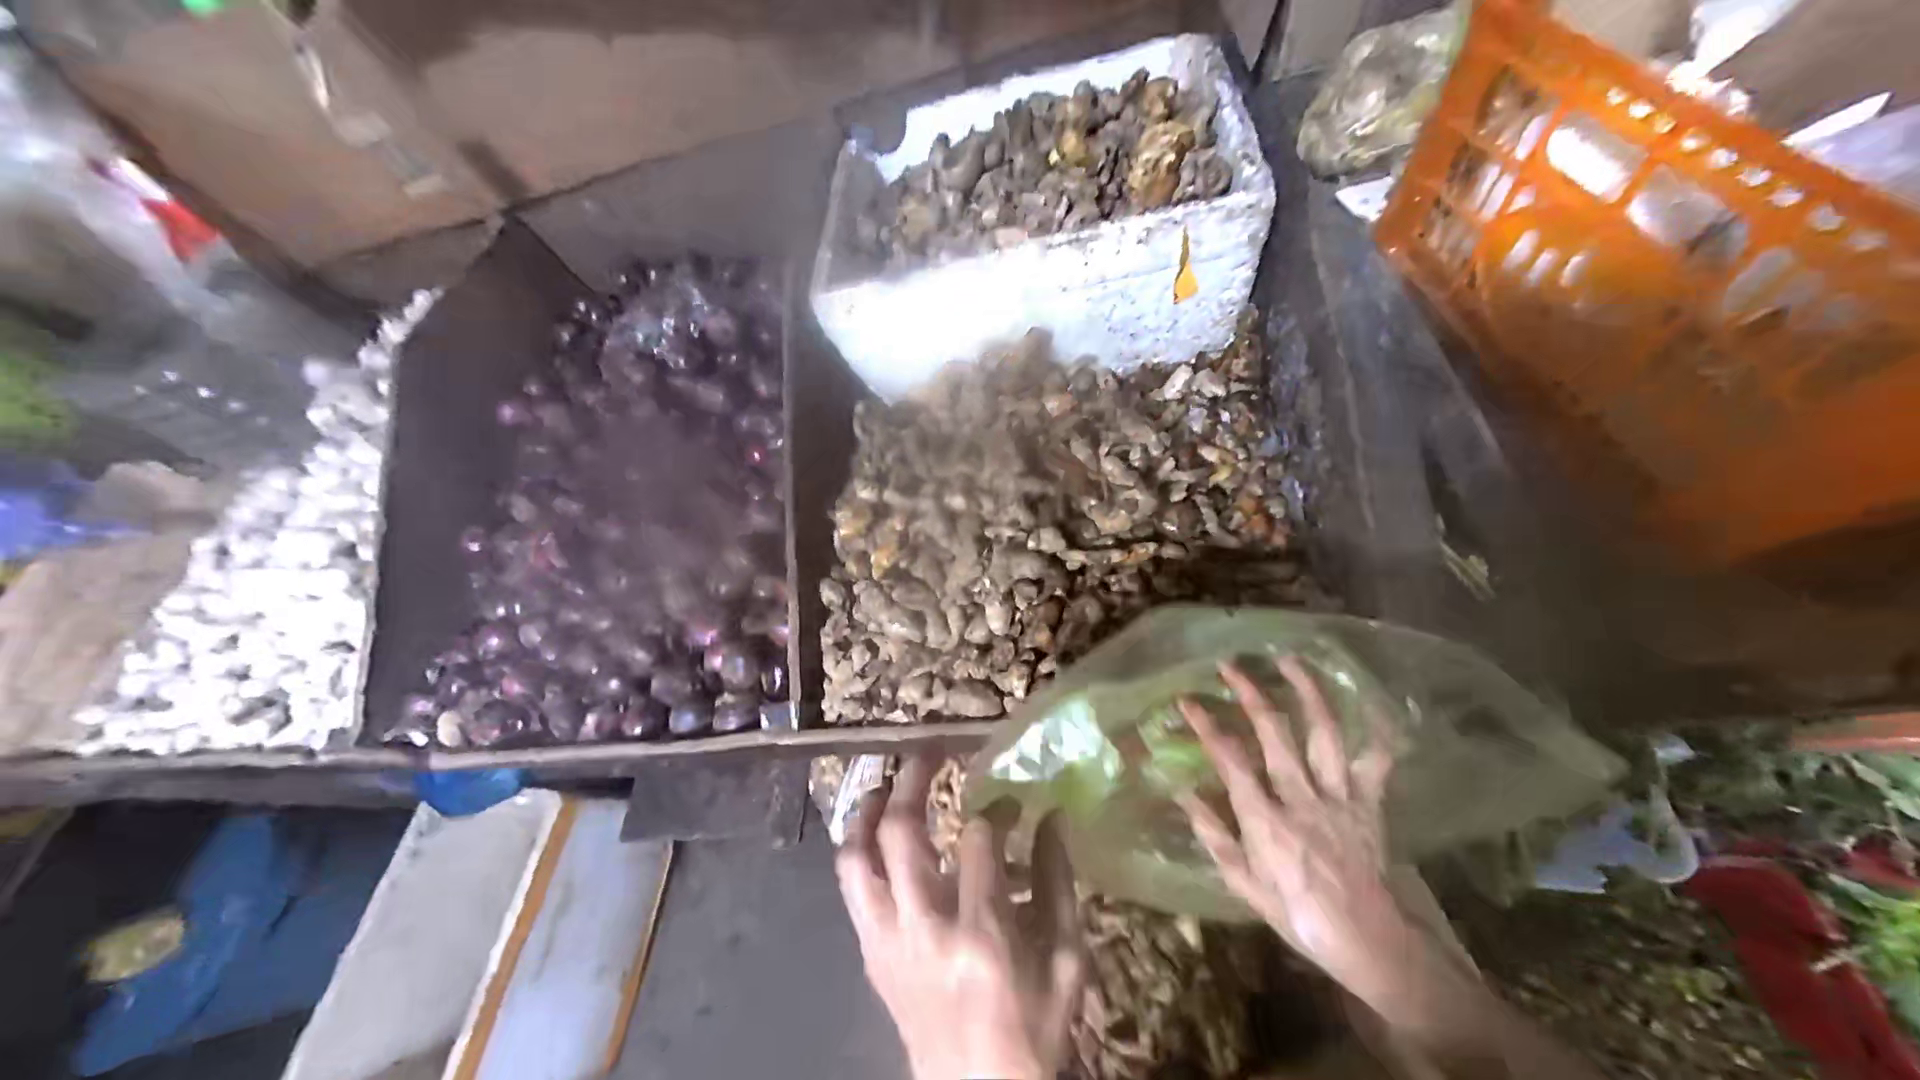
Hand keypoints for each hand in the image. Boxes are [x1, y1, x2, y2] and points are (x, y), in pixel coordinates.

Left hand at [835, 755, 1084, 1079]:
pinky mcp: (869, 953)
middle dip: (914, 778)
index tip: (1007, 802)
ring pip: (856, 856)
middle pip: (901, 832)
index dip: (993, 808)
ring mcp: (886, 941)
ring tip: (886, 782)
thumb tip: (1053, 816)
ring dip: (867, 809)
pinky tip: (875, 833)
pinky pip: (851, 887)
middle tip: (931, 752)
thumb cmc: (1033, 1029)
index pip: (975, 838)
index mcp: (982, 932)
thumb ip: (1058, 881)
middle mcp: (923, 928)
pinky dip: (860, 849)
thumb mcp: (1065, 959)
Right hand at [1174, 656, 1416, 1006]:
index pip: (1229, 759)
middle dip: (1250, 693)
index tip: (1187, 700)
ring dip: (1307, 693)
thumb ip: (1213, 834)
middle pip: (1275, 733)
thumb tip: (1182, 792)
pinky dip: (1376, 731)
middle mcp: (1302, 797)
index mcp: (1266, 819)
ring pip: (1324, 733)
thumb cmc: (1298, 914)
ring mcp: (1340, 796)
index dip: (1206, 725)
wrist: (1370, 940)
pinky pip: (1376, 761)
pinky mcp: (1369, 803)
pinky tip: (1370, 703)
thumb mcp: (1243, 883)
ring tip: (1290, 661)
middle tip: (1229, 665)